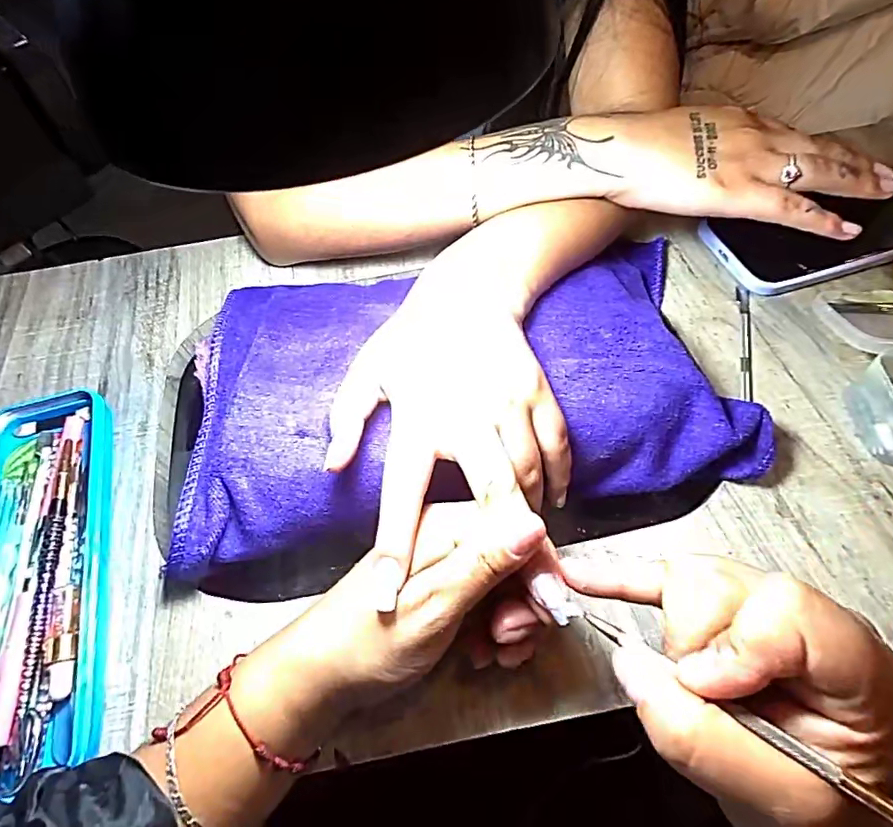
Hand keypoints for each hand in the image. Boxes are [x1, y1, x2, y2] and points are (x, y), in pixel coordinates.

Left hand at [255, 502, 549, 716]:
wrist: (325, 670)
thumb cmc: (368, 640)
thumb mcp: (434, 605)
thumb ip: (484, 564)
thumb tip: (532, 524)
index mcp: (441, 524)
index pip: (517, 529)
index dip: (542, 573)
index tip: (549, 614)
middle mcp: (444, 533)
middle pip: (516, 558)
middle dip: (525, 604)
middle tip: (507, 639)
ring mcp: (442, 560)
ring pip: (506, 584)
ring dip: (512, 622)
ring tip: (491, 650)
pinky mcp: (442, 585)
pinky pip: (488, 600)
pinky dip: (495, 629)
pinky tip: (481, 650)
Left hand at [325, 268, 571, 611]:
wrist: (467, 292)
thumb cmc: (410, 338)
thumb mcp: (368, 372)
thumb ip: (347, 419)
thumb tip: (332, 466)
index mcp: (418, 420)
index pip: (403, 496)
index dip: (394, 552)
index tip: (388, 600)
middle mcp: (466, 418)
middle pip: (494, 498)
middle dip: (499, 547)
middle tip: (502, 582)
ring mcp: (508, 406)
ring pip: (530, 480)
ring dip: (528, 517)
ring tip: (521, 545)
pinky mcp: (539, 396)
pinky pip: (558, 452)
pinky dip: (559, 482)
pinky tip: (550, 500)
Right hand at [565, 556, 892, 826]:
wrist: (808, 811)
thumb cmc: (813, 809)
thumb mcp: (775, 794)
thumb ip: (701, 735)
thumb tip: (633, 663)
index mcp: (861, 673)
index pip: (788, 610)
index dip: (737, 644)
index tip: (707, 686)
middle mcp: (814, 623)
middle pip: (725, 585)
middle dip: (692, 641)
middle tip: (699, 692)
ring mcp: (762, 605)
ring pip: (689, 574)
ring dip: (669, 627)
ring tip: (684, 674)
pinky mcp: (715, 602)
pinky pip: (659, 575)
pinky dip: (618, 579)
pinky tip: (585, 577)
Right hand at [570, 106, 892, 238]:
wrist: (621, 148)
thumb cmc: (636, 139)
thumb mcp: (680, 127)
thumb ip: (704, 139)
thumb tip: (704, 155)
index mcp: (737, 120)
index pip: (791, 133)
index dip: (821, 145)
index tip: (839, 151)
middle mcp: (757, 137)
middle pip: (819, 150)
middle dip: (857, 162)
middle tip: (887, 173)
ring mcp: (754, 166)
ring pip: (821, 174)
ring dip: (858, 183)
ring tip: (885, 192)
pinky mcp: (744, 195)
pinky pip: (795, 209)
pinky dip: (825, 219)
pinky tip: (847, 228)